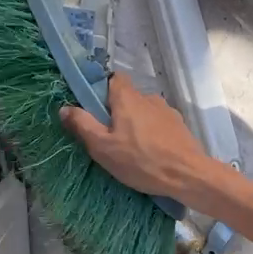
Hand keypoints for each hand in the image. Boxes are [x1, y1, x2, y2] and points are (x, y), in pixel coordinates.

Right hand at [60, 73, 217, 202]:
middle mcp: (148, 97)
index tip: (95, 109)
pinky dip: (152, 133)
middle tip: (110, 136)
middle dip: (118, 113)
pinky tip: (151, 153)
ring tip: (132, 149)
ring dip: (136, 124)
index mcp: (127, 97)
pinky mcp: (179, 125)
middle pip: (127, 97)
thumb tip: (64, 108)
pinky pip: (158, 123)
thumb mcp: (103, 147)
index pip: (113, 78)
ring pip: (143, 111)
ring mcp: (166, 110)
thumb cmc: (141, 160)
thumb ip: (83, 125)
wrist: (188, 175)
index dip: (102, 89)